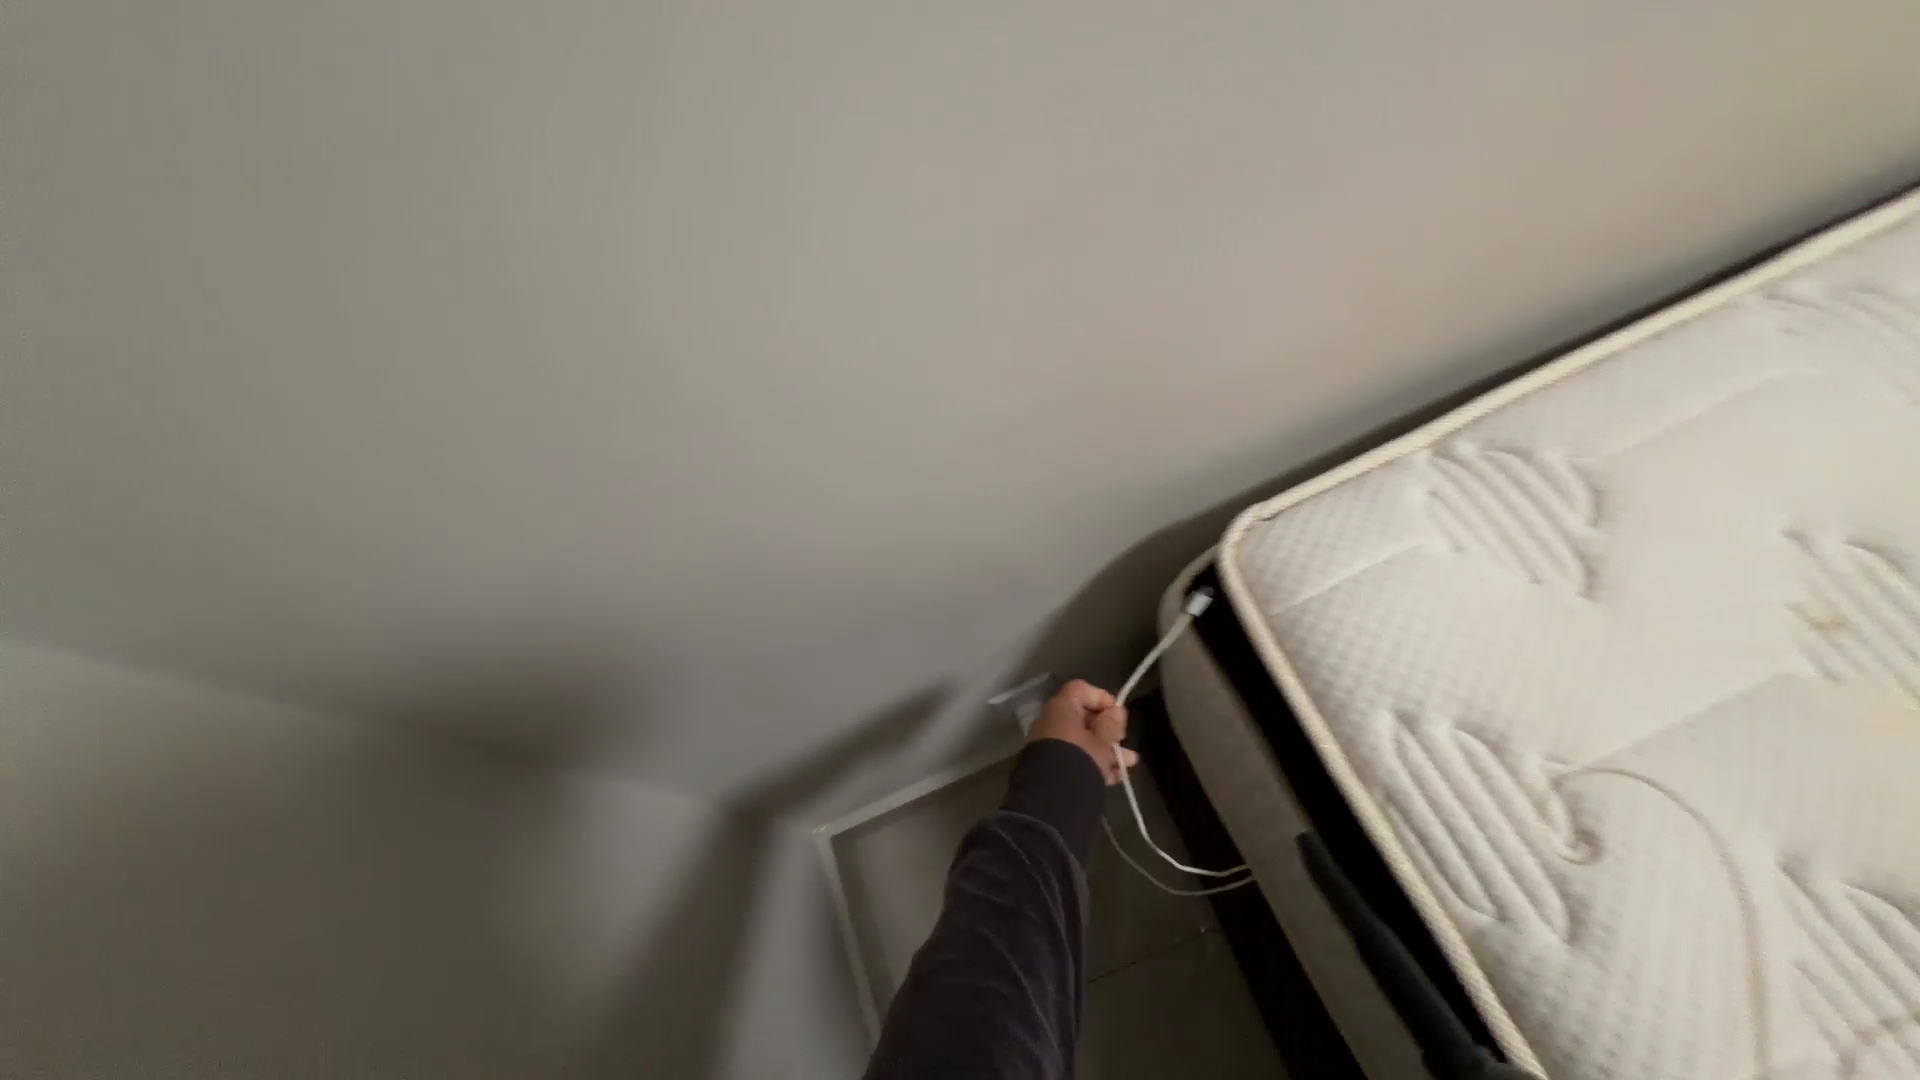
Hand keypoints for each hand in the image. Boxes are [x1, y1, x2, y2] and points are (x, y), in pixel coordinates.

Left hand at [1028, 679, 1138, 784]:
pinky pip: (1074, 756)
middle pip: (1083, 717)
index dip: (1101, 698)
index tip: (1117, 715)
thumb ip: (1111, 724)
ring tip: (1128, 764)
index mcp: (1060, 708)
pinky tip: (1113, 777)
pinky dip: (1092, 762)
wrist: (1052, 796)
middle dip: (1107, 730)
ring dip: (1105, 749)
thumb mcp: (1102, 742)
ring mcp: (1048, 743)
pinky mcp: (1049, 764)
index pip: (1080, 689)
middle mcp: (1050, 721)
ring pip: (1081, 740)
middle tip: (1122, 741)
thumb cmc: (1081, 759)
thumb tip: (1115, 711)